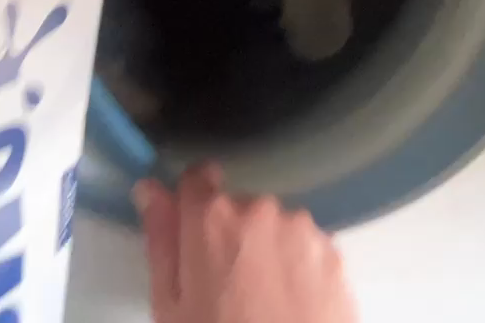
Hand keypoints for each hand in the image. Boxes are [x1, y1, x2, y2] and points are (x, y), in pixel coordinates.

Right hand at [134, 164, 356, 322]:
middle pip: (238, 207)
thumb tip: (150, 189)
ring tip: (267, 305)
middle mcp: (259, 207)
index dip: (194, 203)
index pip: (198, 177)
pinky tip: (295, 308)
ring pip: (274, 226)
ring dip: (267, 250)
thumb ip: (161, 239)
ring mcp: (301, 228)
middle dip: (232, 235)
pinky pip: (306, 247)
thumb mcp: (171, 308)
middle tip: (231, 289)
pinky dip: (299, 267)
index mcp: (212, 217)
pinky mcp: (334, 253)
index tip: (196, 233)